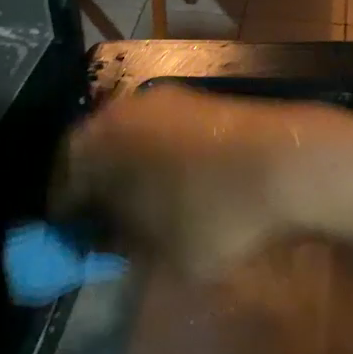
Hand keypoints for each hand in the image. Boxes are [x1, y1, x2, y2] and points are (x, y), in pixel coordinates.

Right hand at [52, 86, 336, 277]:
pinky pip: (165, 140)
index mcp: (96, 143)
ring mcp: (166, 102)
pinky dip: (164, 167)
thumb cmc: (215, 213)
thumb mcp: (160, 251)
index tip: (76, 249)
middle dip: (99, 198)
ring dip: (133, 181)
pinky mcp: (202, 103)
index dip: (66, 222)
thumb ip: (121, 248)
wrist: (292, 163)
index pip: (60, 186)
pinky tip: (186, 194)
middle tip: (111, 235)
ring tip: (151, 219)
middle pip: (94, 159)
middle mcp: (122, 111)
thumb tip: (107, 244)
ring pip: (131, 147)